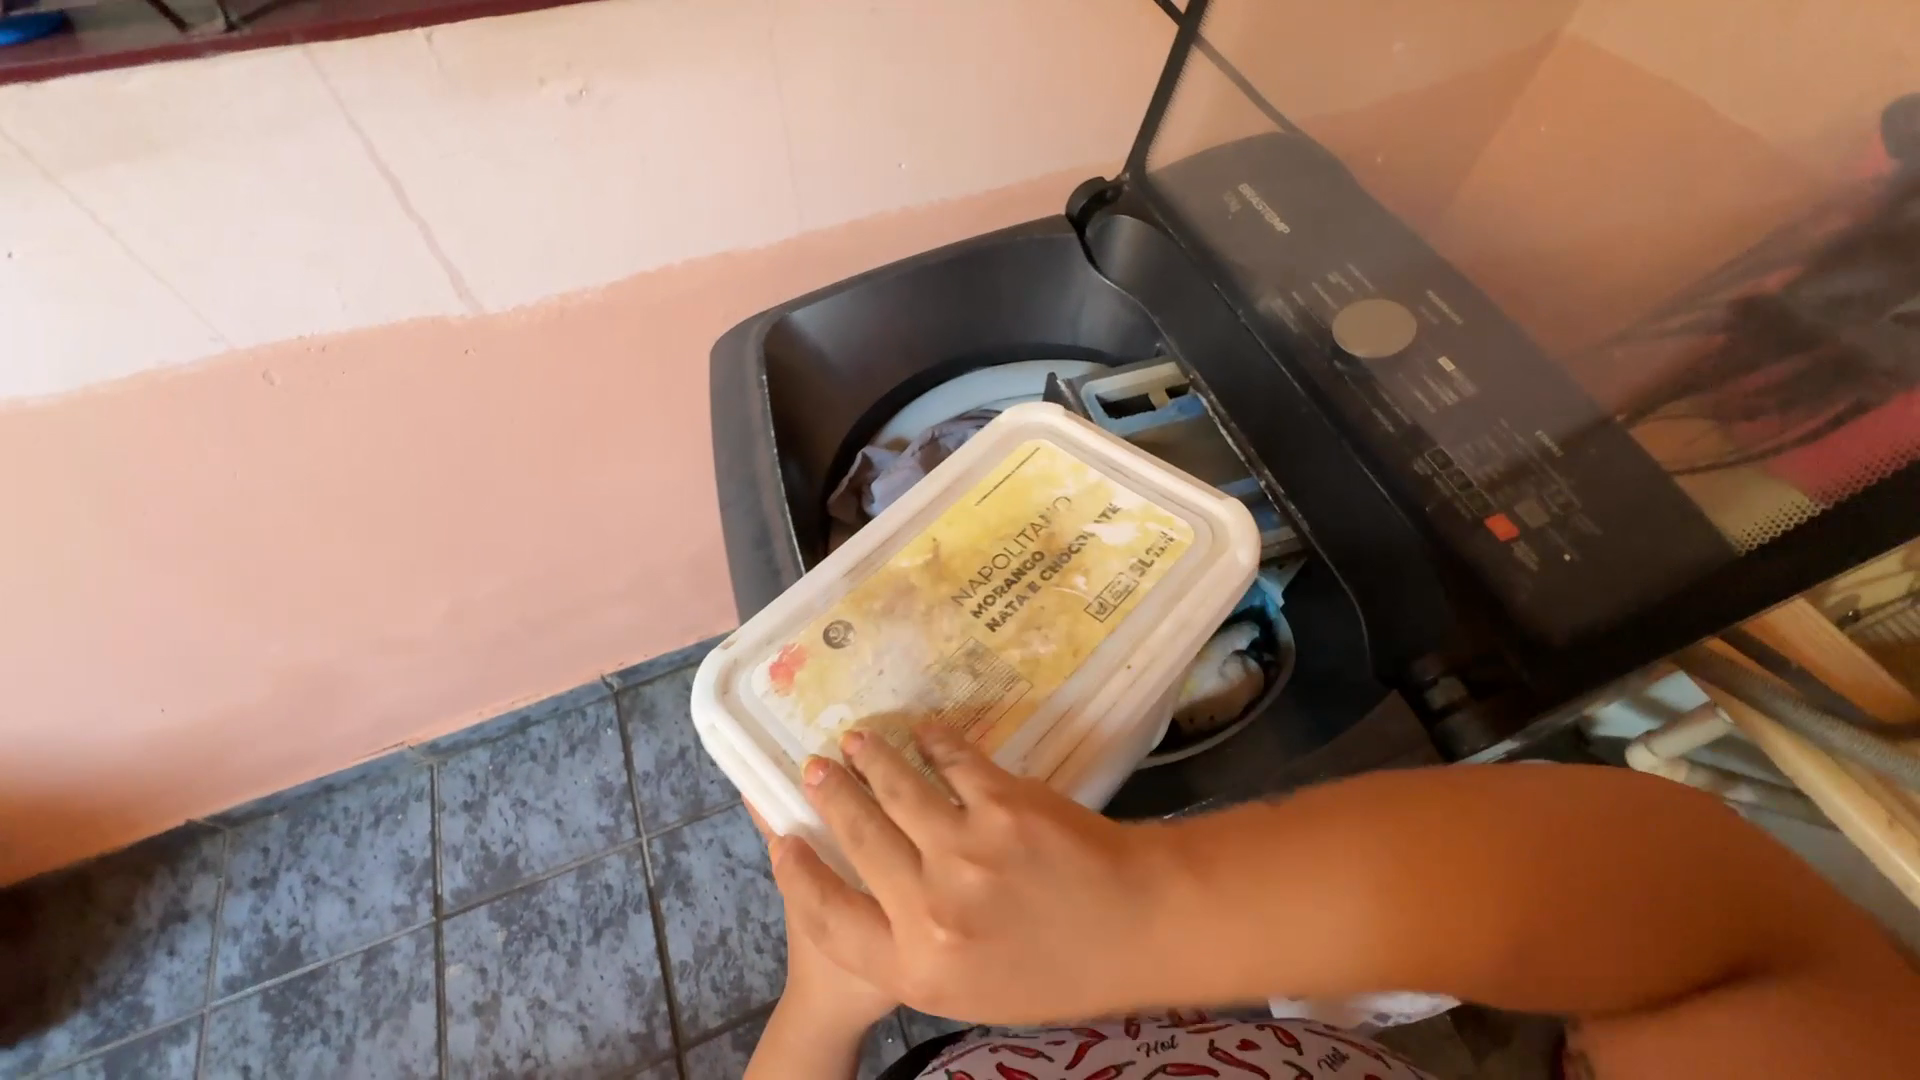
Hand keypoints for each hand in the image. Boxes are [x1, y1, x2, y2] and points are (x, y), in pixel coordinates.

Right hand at [767, 723, 1180, 1024]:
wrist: (1138, 926)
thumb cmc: (1059, 969)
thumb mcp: (973, 986)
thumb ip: (919, 947)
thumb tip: (879, 896)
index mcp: (918, 968)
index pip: (830, 918)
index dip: (800, 874)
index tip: (782, 839)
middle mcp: (930, 910)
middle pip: (858, 839)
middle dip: (831, 797)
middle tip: (814, 768)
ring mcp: (965, 851)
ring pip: (897, 790)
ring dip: (872, 758)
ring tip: (856, 739)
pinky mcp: (1002, 804)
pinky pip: (953, 762)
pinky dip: (934, 741)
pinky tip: (923, 729)